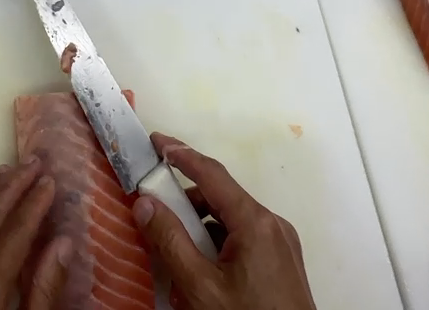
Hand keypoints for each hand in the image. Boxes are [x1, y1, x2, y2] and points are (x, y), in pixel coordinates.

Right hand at [132, 133, 317, 309]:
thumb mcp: (201, 287)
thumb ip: (171, 242)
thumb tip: (144, 202)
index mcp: (255, 221)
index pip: (211, 173)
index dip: (181, 153)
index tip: (155, 141)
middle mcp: (272, 224)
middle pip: (221, 198)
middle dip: (186, 201)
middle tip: (154, 208)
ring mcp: (281, 244)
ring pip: (232, 220)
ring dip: (201, 227)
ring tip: (174, 250)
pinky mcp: (283, 264)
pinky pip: (244, 240)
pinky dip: (219, 244)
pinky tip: (200, 270)